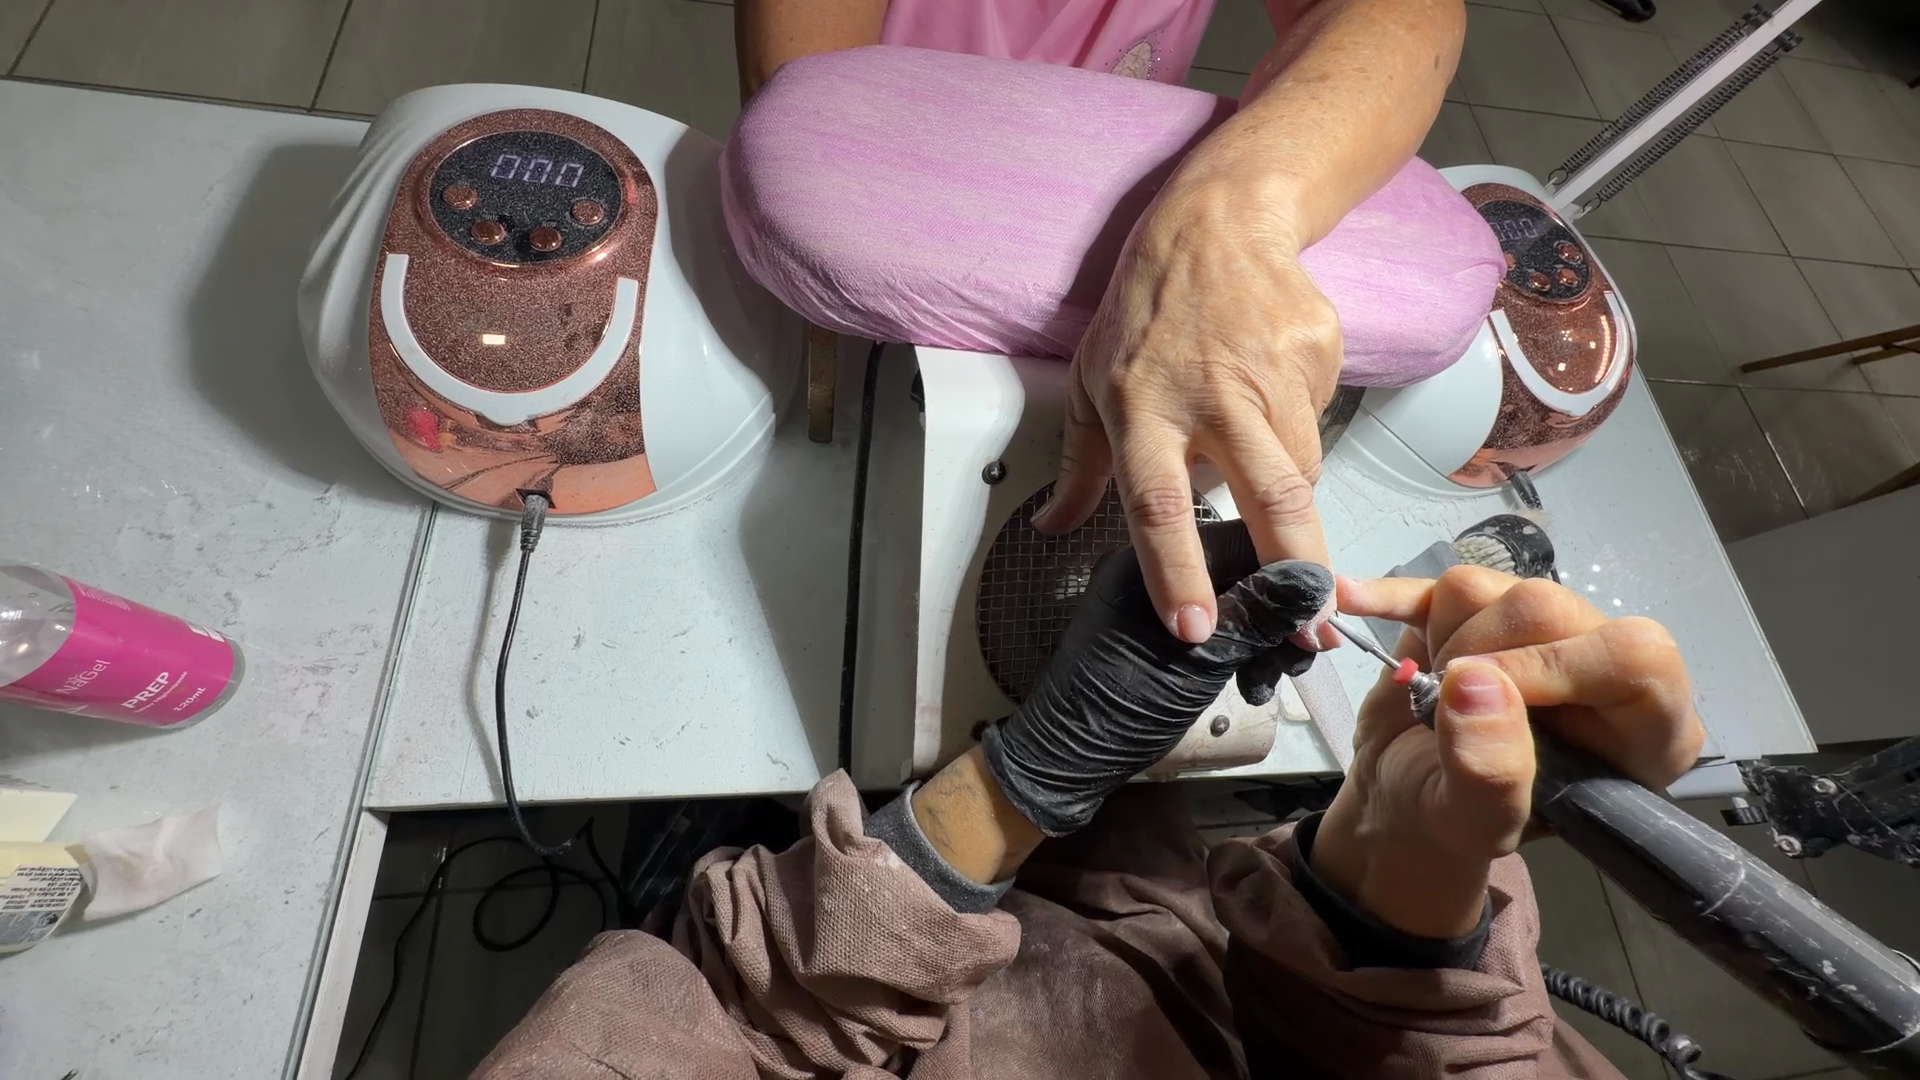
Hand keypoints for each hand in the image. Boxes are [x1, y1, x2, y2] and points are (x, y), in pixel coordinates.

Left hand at [982, 520, 1331, 835]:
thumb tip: (1317, 580)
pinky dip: (1248, 649)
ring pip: (1242, 600)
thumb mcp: (1197, 662)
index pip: (1242, 541)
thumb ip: (1256, 616)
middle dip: (1283, 615)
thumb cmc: (1123, 707)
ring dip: (1269, 639)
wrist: (1074, 754)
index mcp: (1151, 558)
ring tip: (1270, 681)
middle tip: (1300, 661)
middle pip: (1247, 570)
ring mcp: (1163, 598)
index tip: (1318, 630)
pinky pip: (1224, 623)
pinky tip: (1255, 682)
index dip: (1292, 581)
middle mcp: (1158, 567)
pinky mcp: (1169, 628)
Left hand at [1031, 176, 1343, 647]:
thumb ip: (1075, 469)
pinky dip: (1295, 450)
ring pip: (1302, 473)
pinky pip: (1315, 429)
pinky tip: (1270, 425)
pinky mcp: (1319, 356)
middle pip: (1268, 497)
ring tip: (1286, 540)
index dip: (1177, 573)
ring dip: (1295, 518)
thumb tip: (1051, 529)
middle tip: (1308, 629)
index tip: (1197, 628)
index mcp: (1141, 410)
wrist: (1218, 225)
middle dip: (1296, 570)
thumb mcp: (1088, 385)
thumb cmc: (1141, 313)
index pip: (1156, 506)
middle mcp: (1212, 397)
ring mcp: (1273, 374)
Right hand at [1311, 567, 1704, 938]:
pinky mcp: (1469, 612)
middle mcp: (1596, 663)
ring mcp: (1528, 629)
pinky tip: (1351, 600)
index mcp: (1641, 728)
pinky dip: (1386, 595)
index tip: (1477, 701)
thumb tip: (1473, 681)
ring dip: (1436, 639)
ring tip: (1427, 687)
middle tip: (1440, 702)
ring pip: (1483, 586)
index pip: (1630, 655)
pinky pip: (1429, 578)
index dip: (1547, 667)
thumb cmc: (1450, 818)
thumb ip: (1490, 770)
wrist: (1400, 795)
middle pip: (1545, 605)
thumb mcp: (1474, 822)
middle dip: (1471, 654)